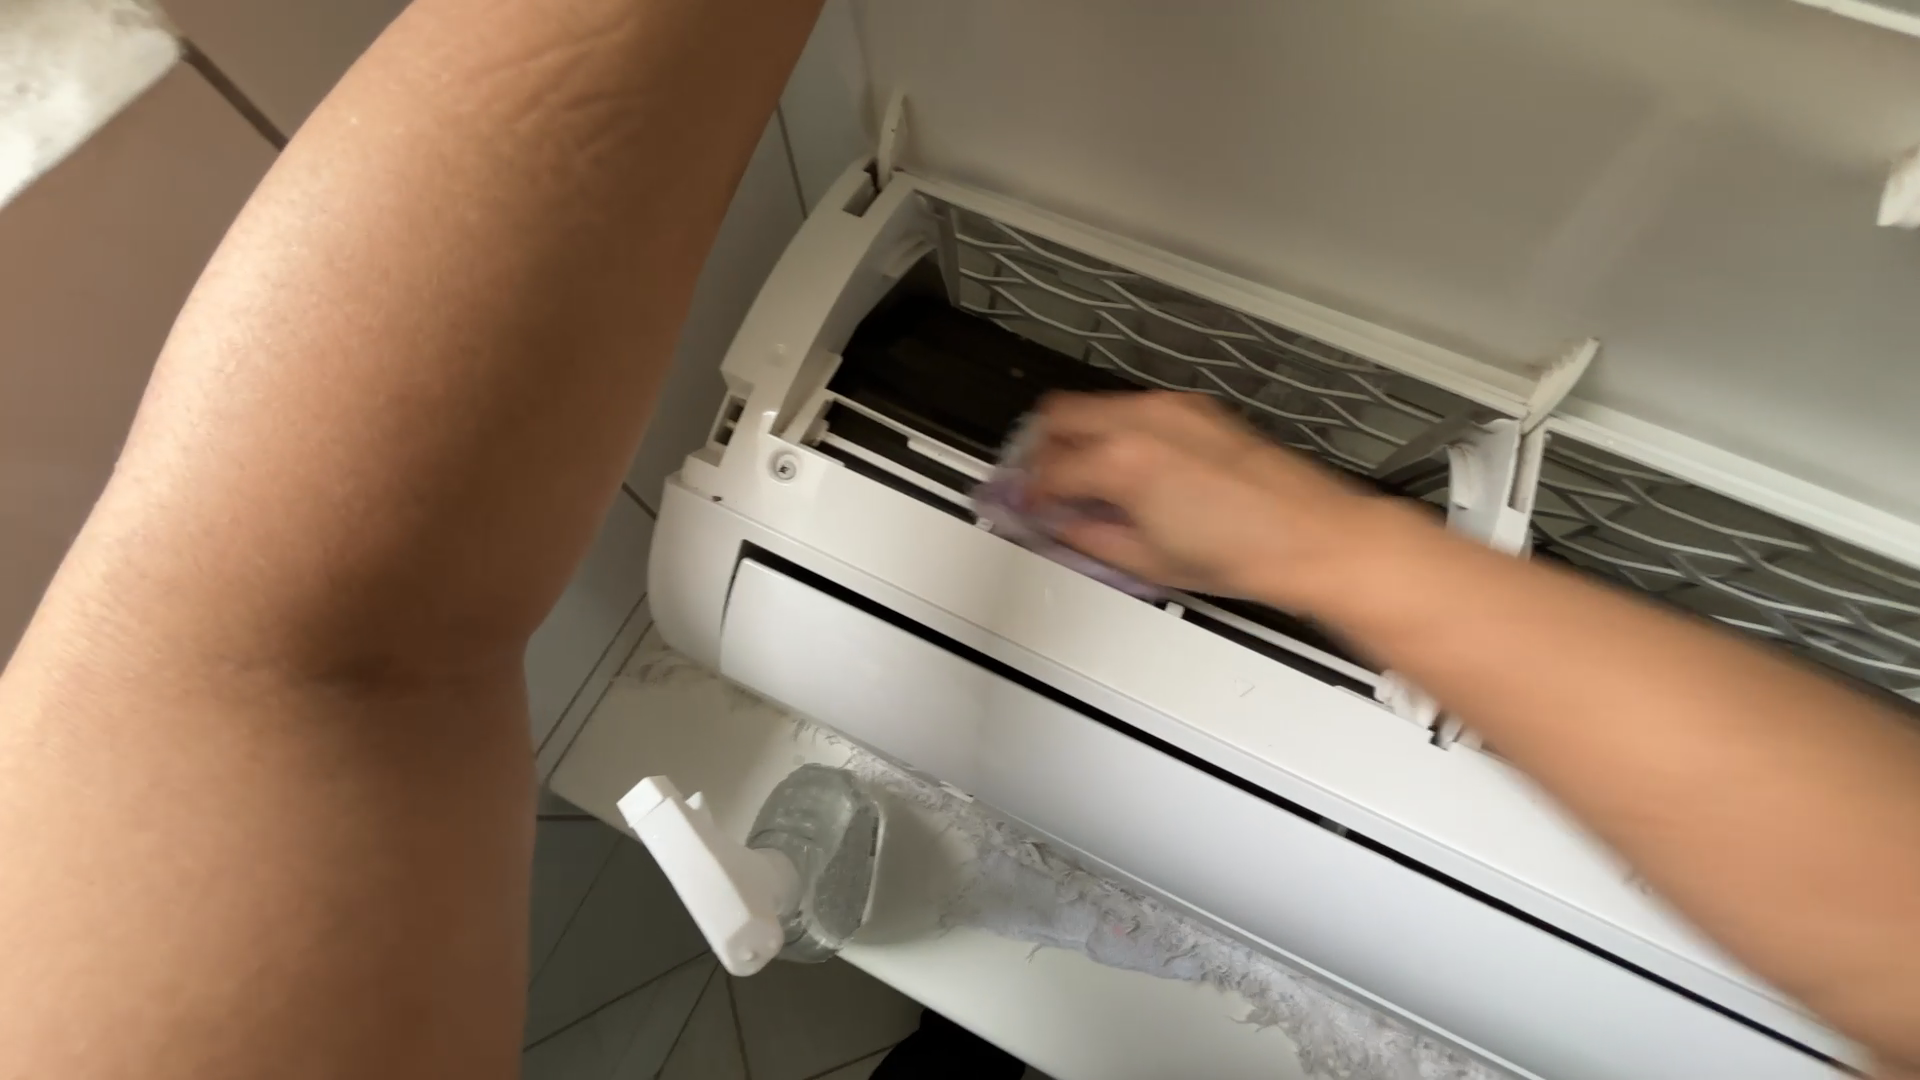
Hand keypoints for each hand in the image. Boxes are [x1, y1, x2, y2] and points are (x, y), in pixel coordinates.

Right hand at [1023, 391, 1406, 606]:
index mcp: (1124, 462)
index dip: (1026, 492)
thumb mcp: (1145, 560)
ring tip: (1079, 476)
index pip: (1046, 468)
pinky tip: (1122, 466)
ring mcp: (1173, 408)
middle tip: (1037, 481)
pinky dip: (1111, 431)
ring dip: (1073, 435)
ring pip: (1093, 404)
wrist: (1315, 537)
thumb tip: (1056, 524)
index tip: (1024, 504)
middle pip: (1057, 414)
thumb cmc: (1246, 551)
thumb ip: (1084, 536)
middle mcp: (1145, 421)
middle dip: (1037, 449)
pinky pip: (1131, 407)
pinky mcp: (1196, 409)